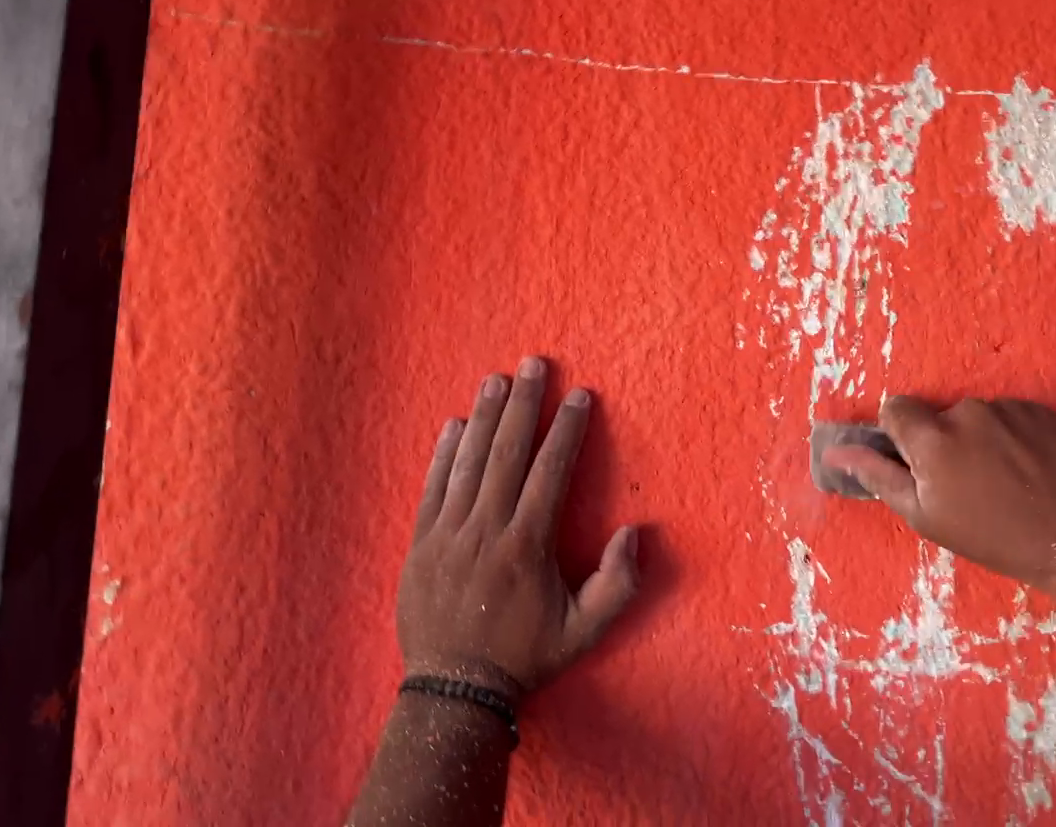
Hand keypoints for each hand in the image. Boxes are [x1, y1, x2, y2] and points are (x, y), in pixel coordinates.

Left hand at [396, 357, 639, 698]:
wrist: (455, 690)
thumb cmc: (526, 655)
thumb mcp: (585, 632)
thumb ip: (617, 584)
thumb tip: (635, 531)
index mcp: (526, 546)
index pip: (551, 471)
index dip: (567, 429)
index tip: (580, 395)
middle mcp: (486, 530)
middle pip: (508, 453)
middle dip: (524, 404)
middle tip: (533, 364)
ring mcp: (448, 534)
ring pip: (469, 462)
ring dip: (485, 417)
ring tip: (496, 379)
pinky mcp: (421, 543)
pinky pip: (432, 488)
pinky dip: (444, 453)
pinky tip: (454, 424)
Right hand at [822, 396, 1055, 596]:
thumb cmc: (993, 536)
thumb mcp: (926, 516)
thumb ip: (879, 476)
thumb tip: (836, 452)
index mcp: (931, 438)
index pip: (896, 408)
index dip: (902, 434)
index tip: (919, 461)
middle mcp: (967, 412)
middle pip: (941, 415)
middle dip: (946, 441)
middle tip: (969, 481)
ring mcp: (1010, 408)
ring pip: (980, 416)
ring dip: (984, 439)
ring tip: (1008, 479)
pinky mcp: (1046, 411)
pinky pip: (1016, 417)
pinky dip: (1017, 438)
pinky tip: (1034, 469)